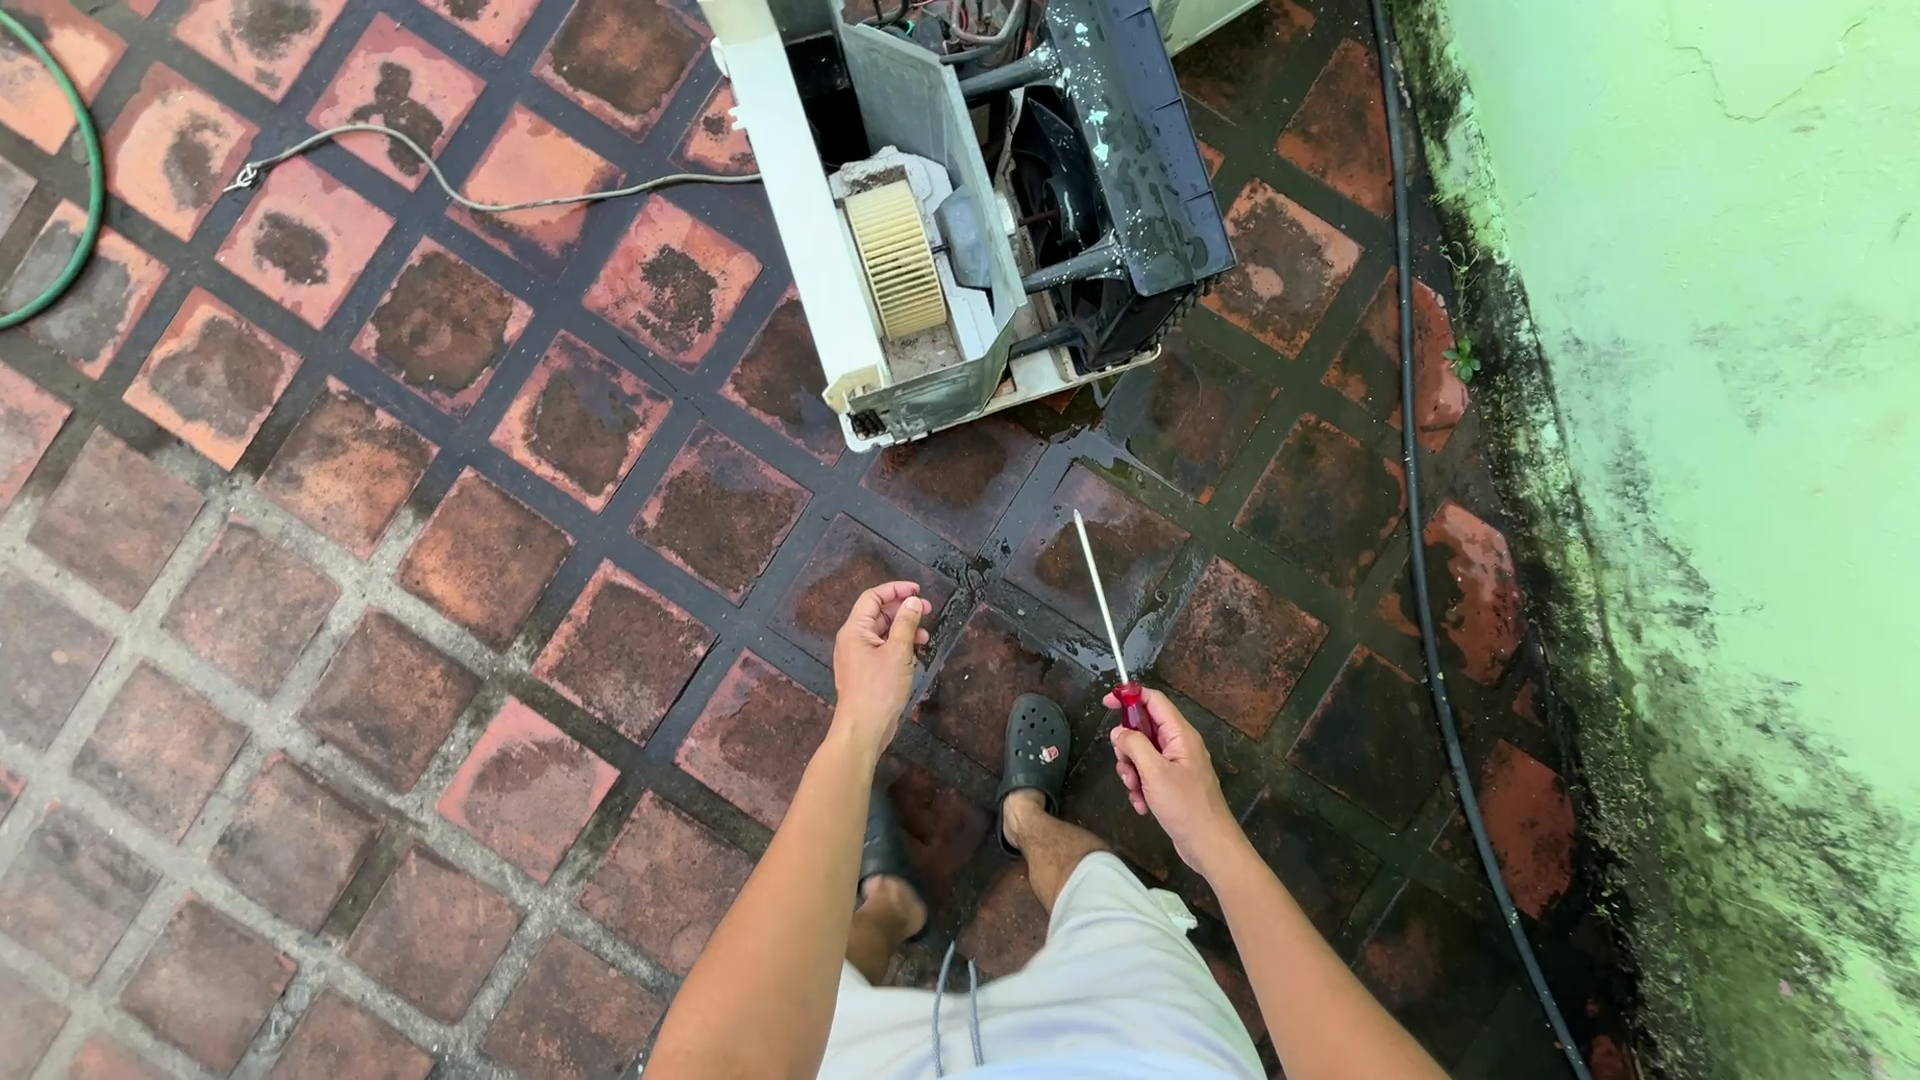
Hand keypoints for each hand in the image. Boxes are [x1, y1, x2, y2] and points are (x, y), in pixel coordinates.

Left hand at [831, 581, 931, 754]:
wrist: (863, 728)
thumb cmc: (879, 688)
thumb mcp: (898, 652)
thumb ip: (906, 623)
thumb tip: (913, 601)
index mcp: (855, 629)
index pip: (873, 597)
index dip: (895, 589)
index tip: (918, 591)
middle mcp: (853, 639)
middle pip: (878, 614)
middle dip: (903, 610)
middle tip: (927, 611)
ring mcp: (858, 656)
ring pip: (882, 633)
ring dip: (904, 630)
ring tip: (925, 637)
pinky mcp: (865, 671)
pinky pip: (882, 649)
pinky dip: (899, 646)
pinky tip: (915, 654)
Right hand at [1108, 688, 1246, 877]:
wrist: (1209, 846)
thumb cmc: (1185, 806)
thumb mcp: (1155, 772)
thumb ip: (1134, 745)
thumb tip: (1118, 731)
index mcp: (1180, 735)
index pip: (1153, 700)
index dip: (1129, 696)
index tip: (1106, 703)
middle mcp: (1179, 745)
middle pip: (1143, 729)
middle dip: (1127, 747)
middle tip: (1126, 766)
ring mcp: (1176, 765)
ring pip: (1141, 754)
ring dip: (1131, 771)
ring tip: (1136, 790)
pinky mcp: (1172, 784)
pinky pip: (1147, 775)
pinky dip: (1140, 787)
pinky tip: (1143, 804)